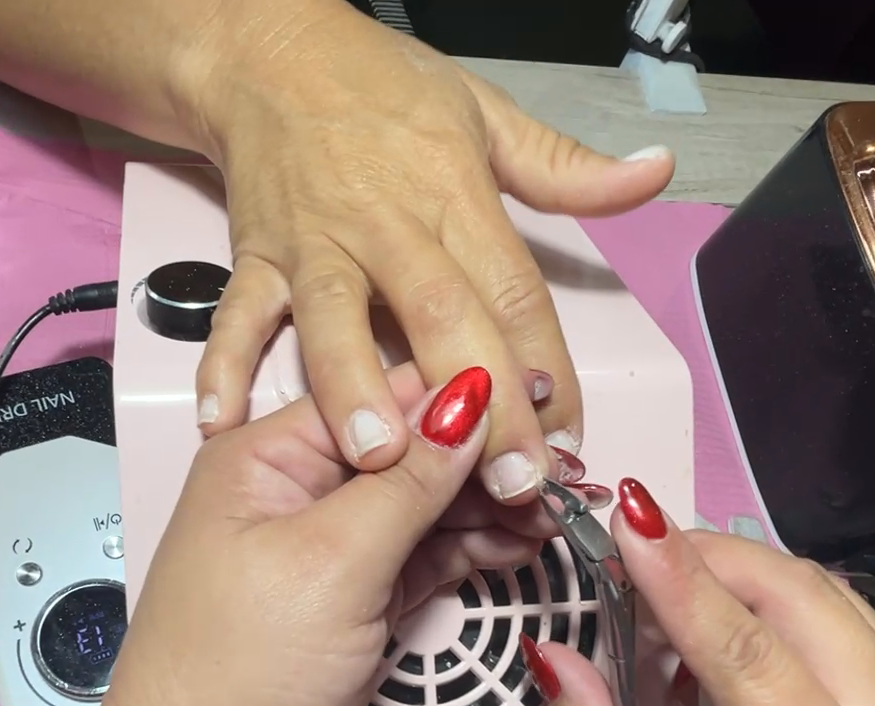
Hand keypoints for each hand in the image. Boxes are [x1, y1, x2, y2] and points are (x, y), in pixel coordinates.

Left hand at [75, 364, 555, 705]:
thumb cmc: (232, 682)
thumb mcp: (329, 565)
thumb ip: (407, 484)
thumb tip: (468, 405)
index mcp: (265, 458)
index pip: (379, 401)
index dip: (461, 401)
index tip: (534, 409)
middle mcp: (294, 492)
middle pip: (408, 451)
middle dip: (483, 460)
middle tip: (558, 471)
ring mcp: (327, 549)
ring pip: (422, 506)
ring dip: (486, 507)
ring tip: (551, 510)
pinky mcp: (353, 598)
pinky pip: (421, 556)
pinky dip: (468, 550)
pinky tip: (514, 543)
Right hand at [189, 2, 673, 501]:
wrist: (270, 52)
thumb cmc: (381, 91)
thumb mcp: (486, 112)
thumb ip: (565, 165)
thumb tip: (653, 175)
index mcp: (454, 197)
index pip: (514, 293)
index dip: (547, 370)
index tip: (568, 443)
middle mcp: (386, 227)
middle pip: (442, 319)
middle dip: (479, 405)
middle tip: (509, 484)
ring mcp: (314, 246)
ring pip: (335, 320)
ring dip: (356, 386)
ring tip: (377, 459)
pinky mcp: (256, 257)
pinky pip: (237, 315)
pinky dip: (224, 365)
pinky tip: (221, 421)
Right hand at [525, 484, 874, 705]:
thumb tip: (550, 654)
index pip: (749, 656)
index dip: (682, 580)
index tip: (630, 519)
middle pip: (794, 596)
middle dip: (703, 557)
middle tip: (632, 556)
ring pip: (815, 584)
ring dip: (730, 568)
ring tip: (667, 595)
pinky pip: (830, 600)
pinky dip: (761, 589)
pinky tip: (720, 620)